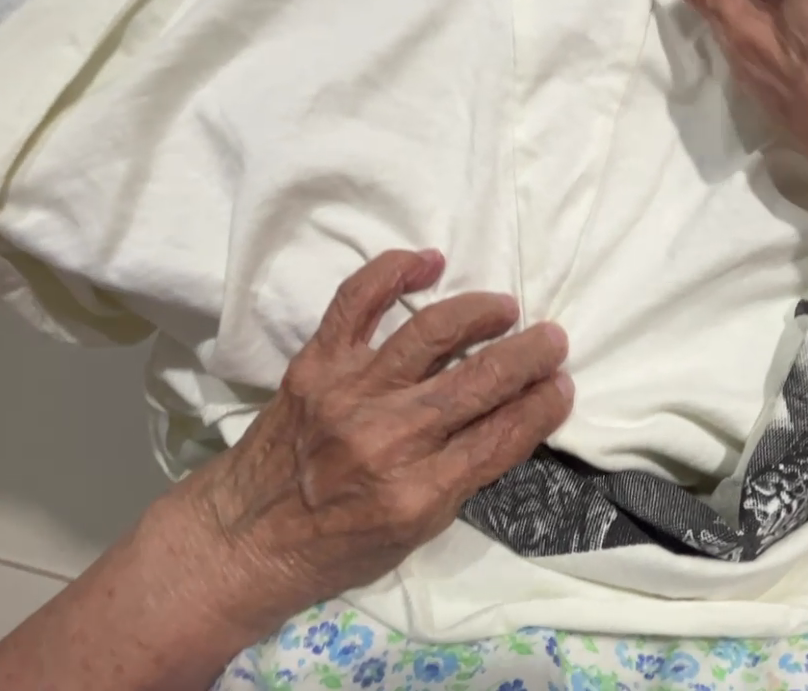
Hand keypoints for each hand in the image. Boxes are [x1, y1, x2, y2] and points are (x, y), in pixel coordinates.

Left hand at [169, 249, 572, 628]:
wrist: (244, 538)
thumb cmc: (337, 546)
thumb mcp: (414, 535)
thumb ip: (463, 474)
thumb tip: (513, 415)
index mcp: (416, 495)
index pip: (501, 437)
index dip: (542, 406)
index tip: (563, 383)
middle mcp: (386, 440)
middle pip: (477, 382)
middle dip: (528, 355)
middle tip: (552, 339)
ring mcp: (348, 393)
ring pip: (429, 332)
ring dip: (479, 312)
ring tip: (505, 307)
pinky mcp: (316, 362)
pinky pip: (357, 300)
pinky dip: (394, 270)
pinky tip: (429, 261)